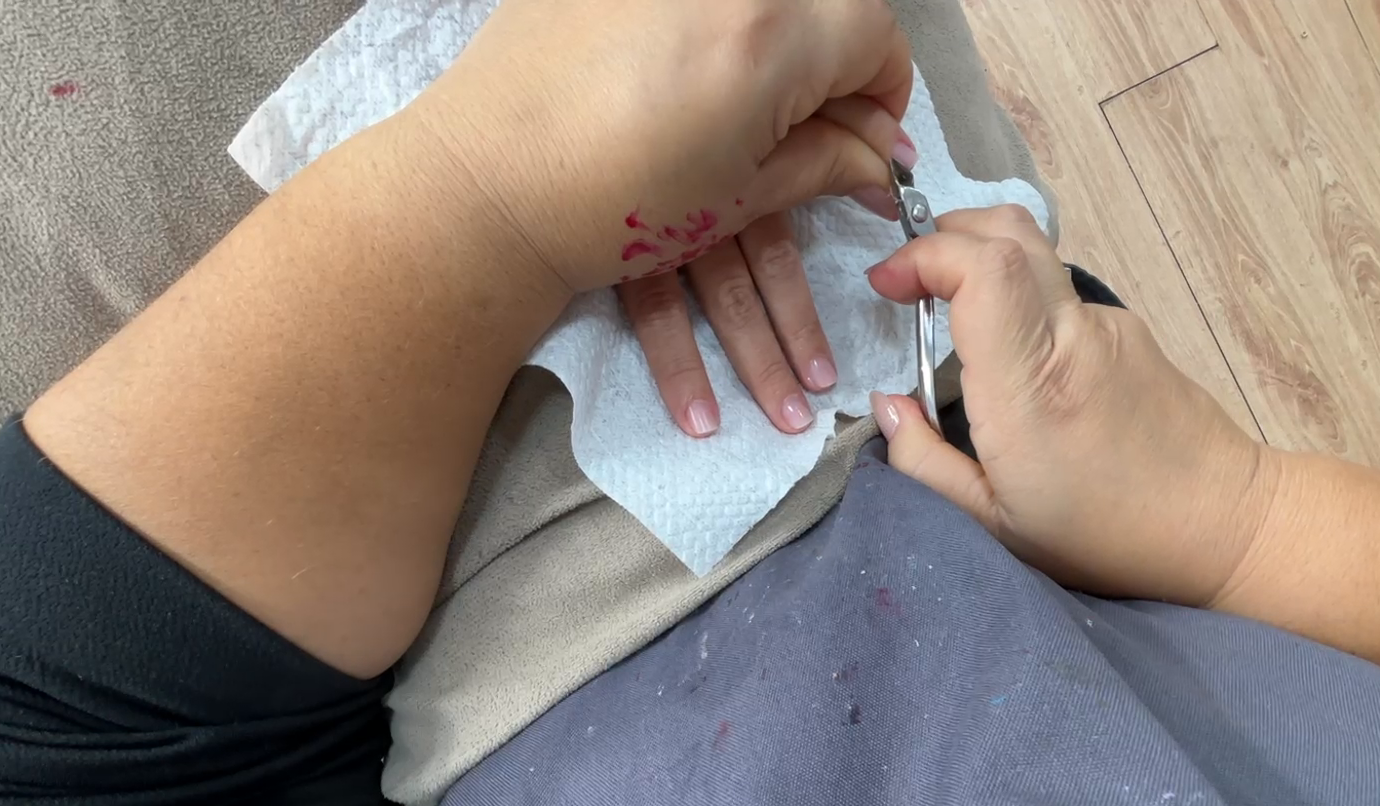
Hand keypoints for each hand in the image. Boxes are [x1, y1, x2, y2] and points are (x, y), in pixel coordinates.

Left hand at [408, 0, 912, 296]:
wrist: (495, 185)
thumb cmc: (621, 210)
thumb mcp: (738, 199)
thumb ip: (823, 164)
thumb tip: (881, 160)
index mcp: (772, 35)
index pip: (876, 34)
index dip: (884, 93)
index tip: (866, 139)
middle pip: (826, 5)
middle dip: (839, 70)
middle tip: (817, 133)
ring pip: (767, 0)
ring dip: (783, 52)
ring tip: (758, 112)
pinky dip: (723, 30)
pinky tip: (699, 77)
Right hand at [864, 206, 1277, 606]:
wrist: (1220, 522)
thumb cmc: (1100, 536)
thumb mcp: (990, 524)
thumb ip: (923, 463)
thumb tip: (886, 404)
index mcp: (1030, 391)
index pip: (985, 271)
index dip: (926, 256)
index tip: (885, 283)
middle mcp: (1072, 339)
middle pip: (1010, 233)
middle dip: (943, 235)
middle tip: (906, 279)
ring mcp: (1107, 325)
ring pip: (1033, 253)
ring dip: (976, 259)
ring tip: (943, 308)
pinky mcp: (1125, 329)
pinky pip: (1054, 288)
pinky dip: (1010, 291)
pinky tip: (1000, 345)